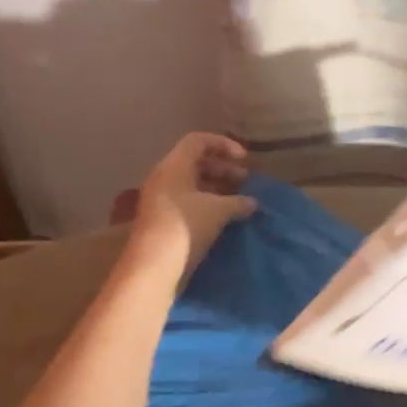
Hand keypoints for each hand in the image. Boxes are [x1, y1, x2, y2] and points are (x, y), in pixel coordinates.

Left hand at [124, 133, 256, 264]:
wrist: (154, 266)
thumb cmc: (185, 227)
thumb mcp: (218, 211)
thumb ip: (238, 202)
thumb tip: (252, 203)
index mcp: (173, 165)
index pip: (198, 141)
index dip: (224, 144)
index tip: (244, 159)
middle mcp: (164, 178)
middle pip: (195, 163)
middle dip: (223, 169)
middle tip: (245, 182)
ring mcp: (160, 200)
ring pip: (192, 185)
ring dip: (216, 189)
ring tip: (238, 202)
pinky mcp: (162, 221)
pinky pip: (187, 203)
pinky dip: (207, 205)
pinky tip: (223, 219)